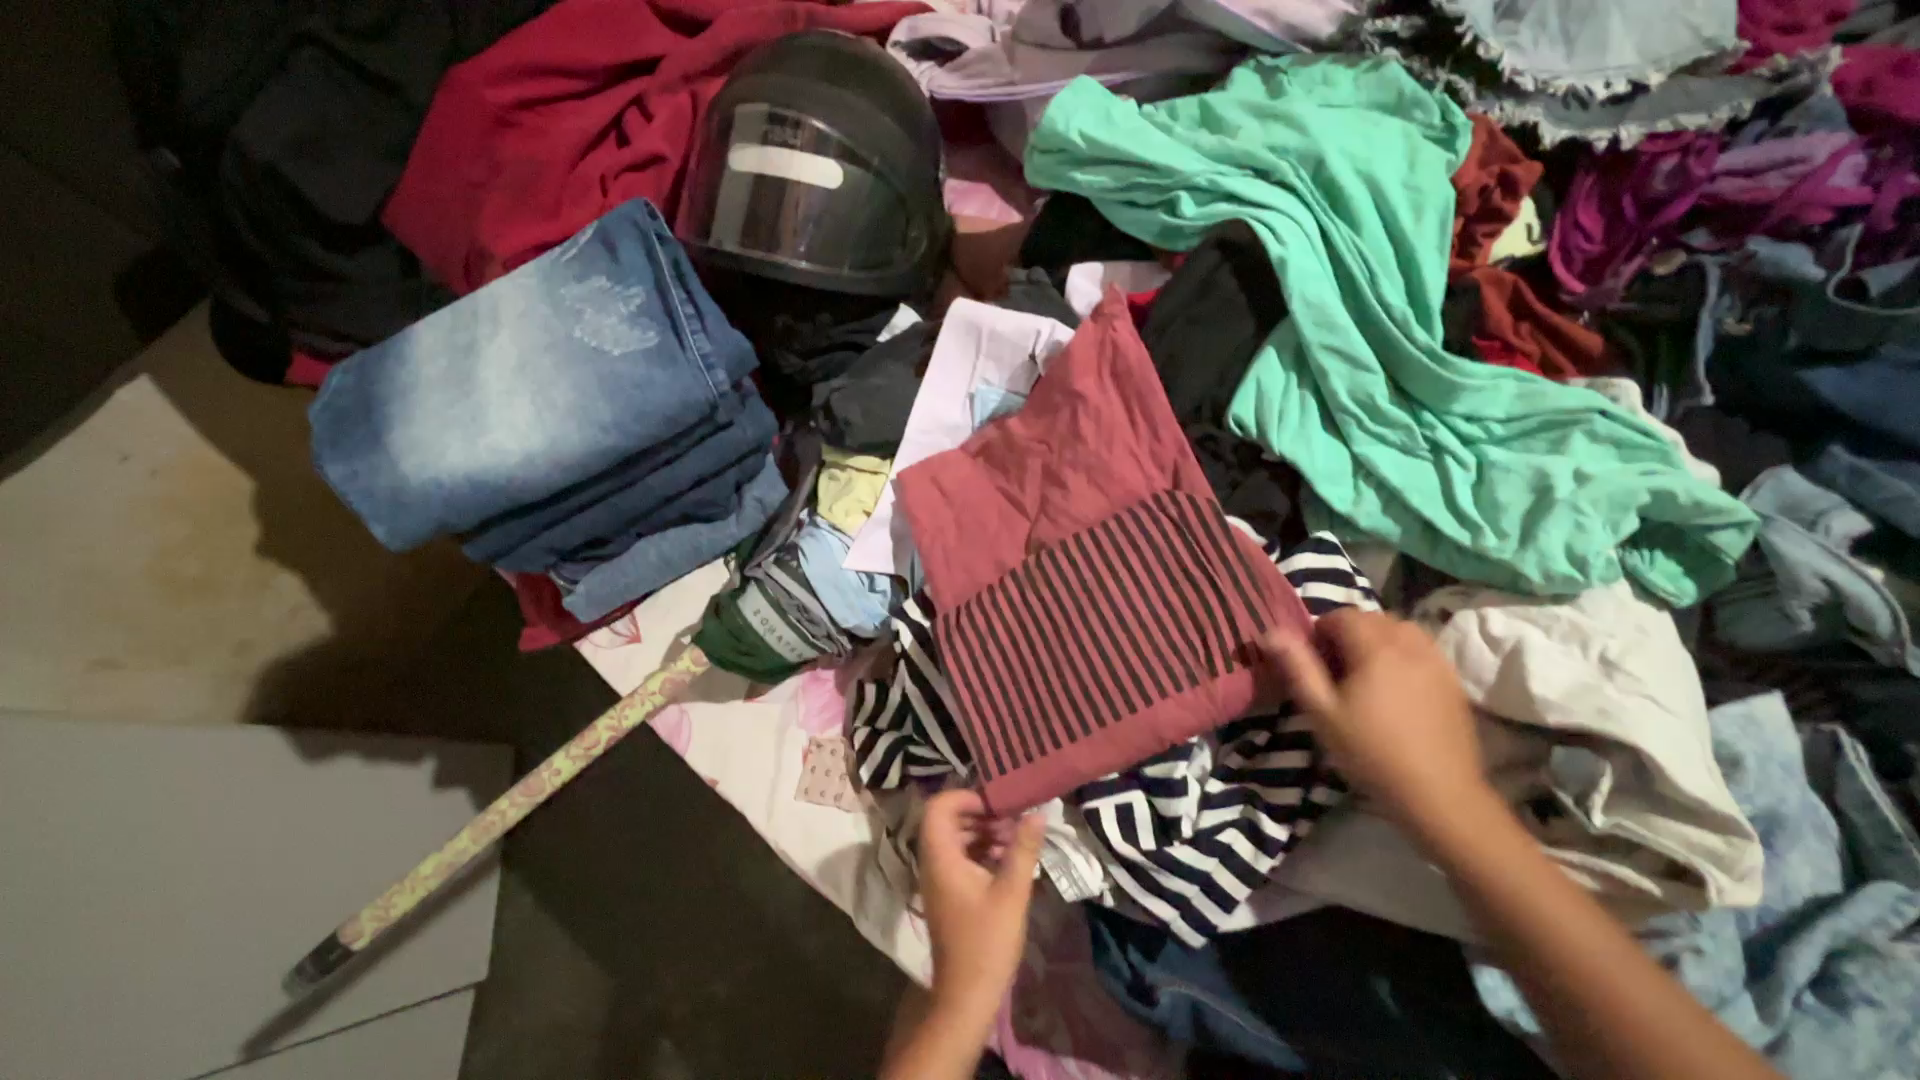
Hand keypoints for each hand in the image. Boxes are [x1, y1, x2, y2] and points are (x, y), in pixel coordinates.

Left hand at [916, 789, 1046, 1021]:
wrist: (967, 993)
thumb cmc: (987, 940)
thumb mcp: (1012, 891)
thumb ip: (1023, 848)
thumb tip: (1036, 812)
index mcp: (941, 857)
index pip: (938, 807)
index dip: (965, 797)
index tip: (997, 805)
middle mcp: (932, 863)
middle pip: (946, 821)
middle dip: (980, 815)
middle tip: (1012, 822)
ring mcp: (937, 880)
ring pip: (954, 840)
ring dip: (982, 834)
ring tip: (1015, 841)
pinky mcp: (947, 894)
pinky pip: (958, 859)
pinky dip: (979, 853)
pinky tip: (1007, 862)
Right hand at [1261, 609, 1489, 827]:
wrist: (1438, 793)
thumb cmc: (1370, 753)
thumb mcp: (1322, 713)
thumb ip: (1297, 667)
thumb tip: (1272, 632)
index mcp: (1375, 647)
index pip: (1342, 615)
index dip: (1320, 632)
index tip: (1313, 662)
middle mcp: (1410, 644)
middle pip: (1372, 618)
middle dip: (1349, 633)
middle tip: (1335, 671)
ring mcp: (1437, 661)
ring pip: (1401, 630)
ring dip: (1378, 640)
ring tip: (1366, 676)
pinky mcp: (1453, 681)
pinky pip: (1423, 649)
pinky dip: (1404, 655)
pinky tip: (1396, 689)